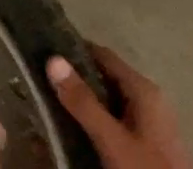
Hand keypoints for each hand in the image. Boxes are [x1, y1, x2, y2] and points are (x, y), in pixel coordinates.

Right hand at [46, 44, 191, 168]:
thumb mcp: (112, 139)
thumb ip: (84, 102)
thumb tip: (53, 59)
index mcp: (144, 89)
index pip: (103, 55)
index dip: (74, 50)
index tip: (45, 50)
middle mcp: (149, 99)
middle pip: (105, 77)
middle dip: (75, 78)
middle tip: (43, 80)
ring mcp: (149, 122)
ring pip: (108, 101)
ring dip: (83, 101)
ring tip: (51, 102)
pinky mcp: (147, 143)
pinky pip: (114, 120)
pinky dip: (94, 119)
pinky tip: (76, 128)